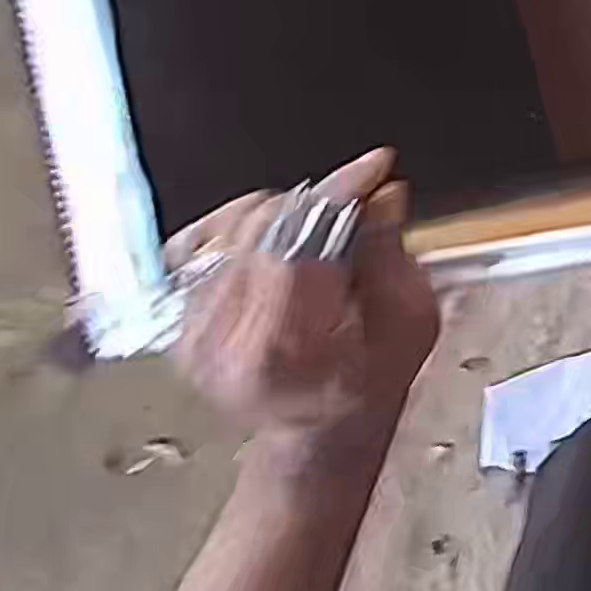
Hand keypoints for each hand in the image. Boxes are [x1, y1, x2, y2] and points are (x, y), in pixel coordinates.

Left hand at [164, 147, 439, 452]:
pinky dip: (242, 221)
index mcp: (285, 348)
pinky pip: (199, 240)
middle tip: (364, 201)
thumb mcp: (409, 317)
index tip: (377, 166)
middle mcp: (222, 341)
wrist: (319, 424)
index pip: (300, 242)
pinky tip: (273, 231)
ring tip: (326, 228)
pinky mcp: (180, 317)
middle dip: (326, 200)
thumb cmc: (371, 379)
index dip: (342, 192)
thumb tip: (382, 194)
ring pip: (237, 224)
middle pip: (267, 227)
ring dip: (291, 210)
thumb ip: (390, 253)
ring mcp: (191, 330)